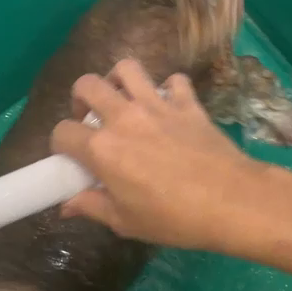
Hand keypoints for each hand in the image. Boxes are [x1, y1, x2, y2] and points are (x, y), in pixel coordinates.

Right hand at [50, 58, 276, 252]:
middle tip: (90, 117)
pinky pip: (174, 80)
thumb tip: (66, 205)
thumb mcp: (126, 222)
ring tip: (123, 99)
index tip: (72, 156)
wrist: (230, 200)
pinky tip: (169, 106)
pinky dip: (168, 88)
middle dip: (80, 98)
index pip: (63, 131)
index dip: (61, 143)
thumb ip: (92, 206)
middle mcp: (125, 117)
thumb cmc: (174, 218)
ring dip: (119, 80)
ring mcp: (158, 104)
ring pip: (128, 68)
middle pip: (87, 84)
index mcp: (103, 149)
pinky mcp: (187, 102)